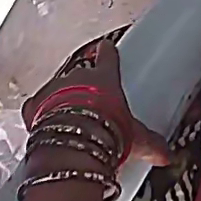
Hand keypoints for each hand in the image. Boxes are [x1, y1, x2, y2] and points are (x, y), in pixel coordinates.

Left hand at [24, 38, 168, 168]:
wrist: (74, 145)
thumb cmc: (107, 132)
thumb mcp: (136, 139)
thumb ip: (151, 144)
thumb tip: (166, 154)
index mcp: (104, 79)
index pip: (108, 58)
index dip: (107, 53)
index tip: (106, 46)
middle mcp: (77, 77)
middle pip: (80, 76)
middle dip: (84, 88)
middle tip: (92, 108)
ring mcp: (53, 89)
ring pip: (57, 90)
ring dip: (62, 101)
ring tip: (71, 122)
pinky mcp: (34, 106)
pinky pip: (36, 107)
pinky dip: (39, 115)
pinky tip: (46, 128)